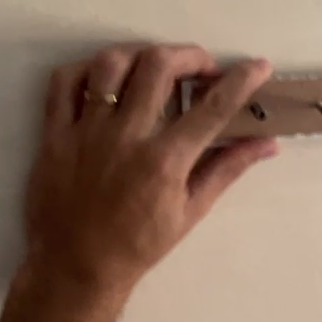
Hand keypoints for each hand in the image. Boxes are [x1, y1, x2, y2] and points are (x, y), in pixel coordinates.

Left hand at [20, 43, 276, 302]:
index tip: (258, 66)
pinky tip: (105, 78)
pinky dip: (87, 69)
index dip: (240, 80)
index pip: (211, 109)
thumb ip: (226, 170)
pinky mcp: (54, 134)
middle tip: (199, 69)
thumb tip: (267, 144)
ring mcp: (85, 132)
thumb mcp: (189, 212)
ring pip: (111, 64)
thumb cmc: (139, 244)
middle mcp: (126, 138)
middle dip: (189, 56)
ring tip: (152, 68)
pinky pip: (64, 82)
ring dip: (139, 54)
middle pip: (158, 67)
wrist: (76, 267)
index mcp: (164, 161)